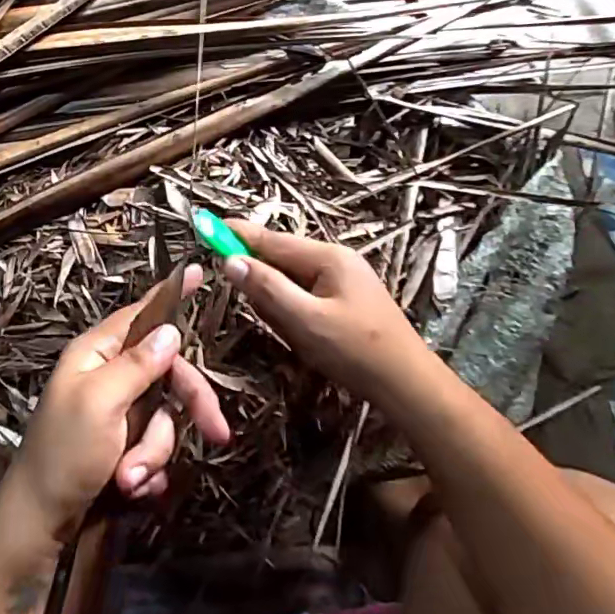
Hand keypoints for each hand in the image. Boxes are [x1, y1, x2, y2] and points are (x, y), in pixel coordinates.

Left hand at [5, 266, 230, 539]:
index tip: (199, 273)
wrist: (41, 520)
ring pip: (164, 418)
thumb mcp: (101, 403)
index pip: (139, 316)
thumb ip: (137, 366)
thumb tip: (170, 330)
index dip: (170, 298)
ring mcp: (116, 411)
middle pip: (168, 373)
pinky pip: (154, 447)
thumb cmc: (65, 453)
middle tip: (217, 434)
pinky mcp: (121, 443)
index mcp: (95, 354)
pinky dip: (147, 470)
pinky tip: (131, 489)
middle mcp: (108, 375)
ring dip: (152, 454)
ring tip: (127, 479)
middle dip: (185, 409)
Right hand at [218, 220, 430, 399]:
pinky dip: (290, 308)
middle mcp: (334, 260)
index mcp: (327, 257)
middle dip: (258, 275)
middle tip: (246, 298)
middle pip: (279, 257)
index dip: (236, 235)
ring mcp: (341, 279)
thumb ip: (267, 288)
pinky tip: (298, 331)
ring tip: (285, 328)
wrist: (409, 386)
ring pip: (289, 278)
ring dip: (275, 297)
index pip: (271, 239)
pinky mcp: (343, 299)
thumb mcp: (306, 321)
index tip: (205, 227)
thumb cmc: (357, 352)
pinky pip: (302, 294)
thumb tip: (230, 261)